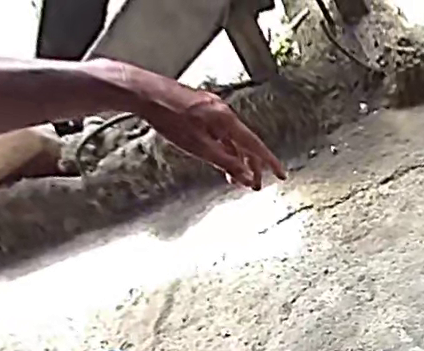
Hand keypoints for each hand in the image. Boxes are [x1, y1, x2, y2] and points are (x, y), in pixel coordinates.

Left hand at [136, 81, 286, 189]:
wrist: (142, 93)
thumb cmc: (169, 117)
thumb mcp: (201, 148)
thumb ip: (227, 164)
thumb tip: (247, 178)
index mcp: (226, 120)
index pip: (256, 145)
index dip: (270, 162)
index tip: (281, 175)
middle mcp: (222, 113)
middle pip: (245, 144)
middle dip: (251, 166)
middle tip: (254, 186)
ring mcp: (211, 110)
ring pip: (232, 140)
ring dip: (236, 160)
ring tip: (235, 179)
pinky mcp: (200, 110)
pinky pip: (220, 134)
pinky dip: (224, 150)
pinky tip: (220, 161)